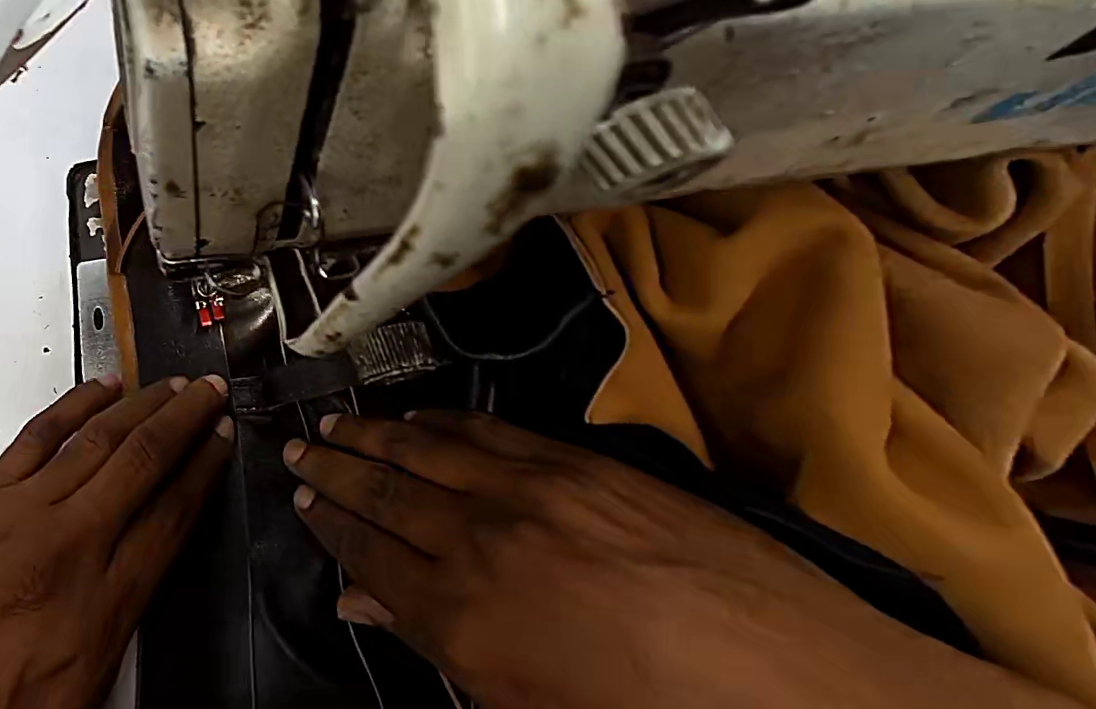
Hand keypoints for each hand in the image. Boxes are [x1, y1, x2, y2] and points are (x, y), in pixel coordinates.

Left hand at [0, 373, 232, 708]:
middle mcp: (68, 549)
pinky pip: (38, 437)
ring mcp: (21, 515)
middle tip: (211, 391)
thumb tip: (142, 578)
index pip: (172, 517)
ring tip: (172, 383)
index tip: (221, 442)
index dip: (204, 471)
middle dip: (185, 418)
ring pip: (99, 439)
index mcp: (98, 610)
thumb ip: (118, 629)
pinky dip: (74, 406)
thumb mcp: (74, 699)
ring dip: (143, 404)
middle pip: (144, 461)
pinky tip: (100, 390)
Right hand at [284, 411, 1072, 708]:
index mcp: (465, 614)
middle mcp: (478, 536)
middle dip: (333, 470)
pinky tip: (413, 417)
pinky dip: (438, 422)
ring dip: (371, 435)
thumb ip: (436, 646)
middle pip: (382, 492)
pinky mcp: (571, 458)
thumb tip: (360, 599)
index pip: (369, 553)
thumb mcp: (527, 707)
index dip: (330, 524)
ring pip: (421, 449)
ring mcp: (525, 487)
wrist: (800, 685)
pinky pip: (481, 430)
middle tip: (295, 448)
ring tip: (334, 424)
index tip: (302, 500)